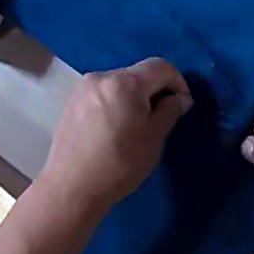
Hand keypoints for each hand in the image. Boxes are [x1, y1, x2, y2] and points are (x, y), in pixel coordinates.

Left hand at [39, 58, 192, 211]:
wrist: (71, 187)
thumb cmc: (119, 164)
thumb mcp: (154, 138)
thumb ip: (170, 110)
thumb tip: (179, 98)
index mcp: (124, 82)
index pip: (161, 66)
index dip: (178, 82)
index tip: (182, 105)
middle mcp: (101, 77)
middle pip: (138, 73)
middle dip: (154, 90)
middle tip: (161, 118)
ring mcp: (82, 89)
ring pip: (119, 84)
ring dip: (134, 98)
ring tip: (135, 126)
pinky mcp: (71, 103)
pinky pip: (102, 94)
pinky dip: (115, 104)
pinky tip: (114, 129)